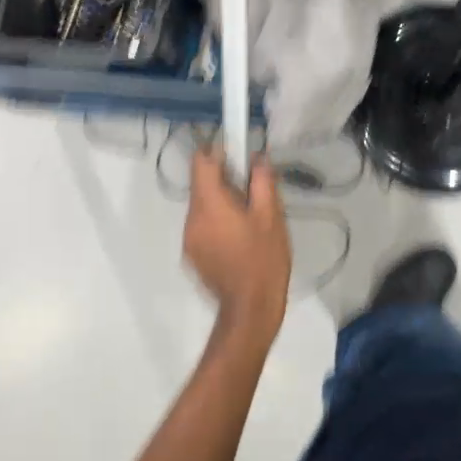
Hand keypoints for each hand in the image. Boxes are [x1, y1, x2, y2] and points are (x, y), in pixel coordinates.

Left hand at [184, 147, 291, 338]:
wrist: (250, 309)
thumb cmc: (263, 259)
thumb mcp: (271, 216)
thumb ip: (262, 181)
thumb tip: (256, 157)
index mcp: (208, 204)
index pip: (200, 162)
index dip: (218, 151)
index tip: (239, 154)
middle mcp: (191, 219)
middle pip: (202, 185)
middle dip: (226, 181)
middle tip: (254, 191)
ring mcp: (189, 240)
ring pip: (203, 207)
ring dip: (223, 203)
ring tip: (250, 218)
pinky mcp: (192, 256)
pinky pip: (203, 227)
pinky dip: (218, 224)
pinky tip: (240, 239)